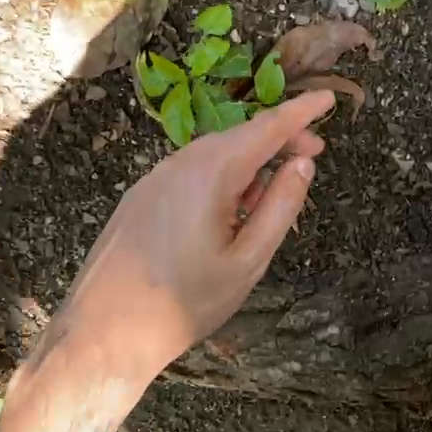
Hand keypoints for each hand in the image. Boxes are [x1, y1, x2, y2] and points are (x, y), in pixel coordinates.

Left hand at [44, 90, 334, 379]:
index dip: (301, 111)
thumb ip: (280, 207)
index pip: (267, 128)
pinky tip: (229, 215)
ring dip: (251, 164)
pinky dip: (222, 178)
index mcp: (210, 174)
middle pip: (240, 137)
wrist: (103, 333)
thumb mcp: (248, 261)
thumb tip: (304, 163)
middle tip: (313, 156)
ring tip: (269, 203)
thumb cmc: (185, 302)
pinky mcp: (140, 197)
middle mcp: (179, 165)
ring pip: (214, 155)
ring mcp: (154, 179)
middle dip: (280, 141)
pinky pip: (191, 173)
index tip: (328, 98)